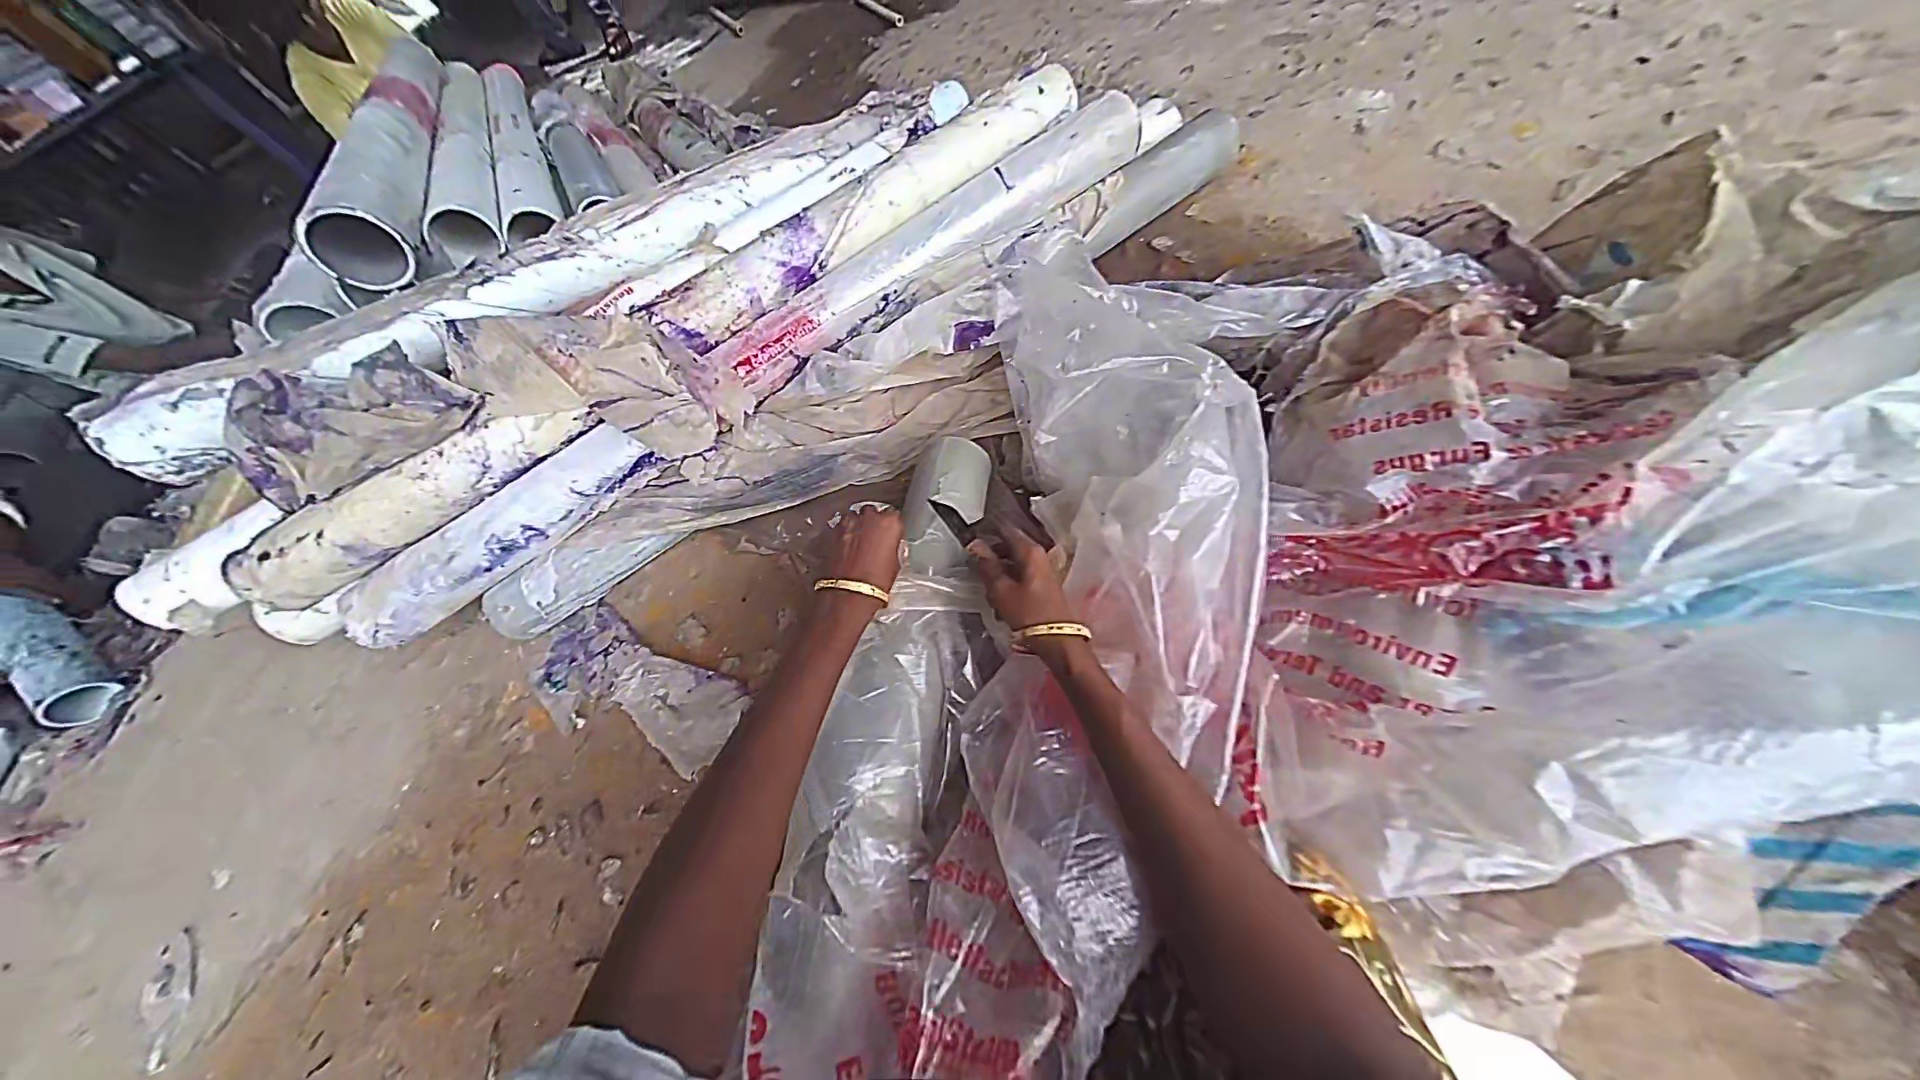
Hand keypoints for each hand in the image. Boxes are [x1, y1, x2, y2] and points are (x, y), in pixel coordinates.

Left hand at [823, 503, 903, 596]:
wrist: (850, 593)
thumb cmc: (875, 581)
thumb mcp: (895, 564)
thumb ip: (893, 547)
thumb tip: (890, 546)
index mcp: (889, 523)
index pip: (895, 516)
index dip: (893, 526)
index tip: (892, 535)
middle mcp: (869, 518)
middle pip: (873, 512)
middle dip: (874, 522)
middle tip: (876, 538)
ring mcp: (849, 523)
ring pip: (854, 516)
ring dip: (858, 524)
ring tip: (860, 540)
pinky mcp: (833, 532)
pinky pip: (841, 527)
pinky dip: (844, 533)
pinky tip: (847, 546)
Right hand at [968, 529, 1076, 631]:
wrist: (1056, 639)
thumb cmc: (1028, 613)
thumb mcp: (1001, 590)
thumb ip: (987, 565)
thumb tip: (975, 545)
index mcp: (1030, 551)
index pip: (1005, 530)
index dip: (986, 533)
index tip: (970, 541)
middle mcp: (1039, 555)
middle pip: (1008, 547)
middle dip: (991, 558)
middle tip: (976, 570)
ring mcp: (1042, 569)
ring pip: (1013, 563)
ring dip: (998, 574)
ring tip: (989, 592)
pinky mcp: (1042, 584)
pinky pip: (1020, 576)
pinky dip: (1008, 585)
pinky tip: (1001, 602)